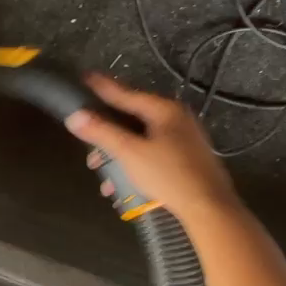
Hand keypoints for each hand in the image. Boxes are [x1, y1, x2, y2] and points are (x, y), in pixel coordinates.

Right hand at [64, 73, 240, 224]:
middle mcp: (177, 119)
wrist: (209, 208)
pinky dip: (135, 163)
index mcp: (164, 110)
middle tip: (89, 142)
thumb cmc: (169, 175)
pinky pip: (153, 153)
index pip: (126, 94)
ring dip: (119, 154)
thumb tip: (75, 117)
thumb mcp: (130, 153)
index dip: (103, 87)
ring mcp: (185, 139)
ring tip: (102, 171)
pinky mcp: (188, 159)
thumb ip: (102, 133)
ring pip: (142, 139)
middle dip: (107, 133)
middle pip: (133, 118)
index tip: (85, 76)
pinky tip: (122, 183)